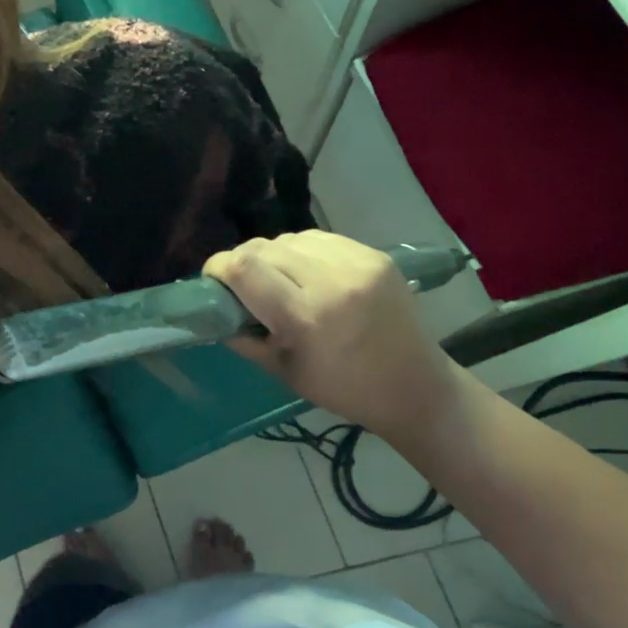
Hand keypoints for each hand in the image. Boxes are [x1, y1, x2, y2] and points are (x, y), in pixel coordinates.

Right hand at [203, 230, 465, 440]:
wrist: (415, 386)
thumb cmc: (343, 389)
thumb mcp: (281, 371)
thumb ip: (243, 337)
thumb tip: (213, 311)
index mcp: (306, 316)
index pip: (243, 267)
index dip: (217, 267)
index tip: (212, 281)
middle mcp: (331, 281)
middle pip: (262, 247)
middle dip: (242, 262)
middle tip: (242, 285)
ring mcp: (357, 263)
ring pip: (289, 238)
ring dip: (273, 255)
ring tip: (278, 279)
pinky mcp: (375, 255)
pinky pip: (319, 239)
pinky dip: (302, 252)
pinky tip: (307, 273)